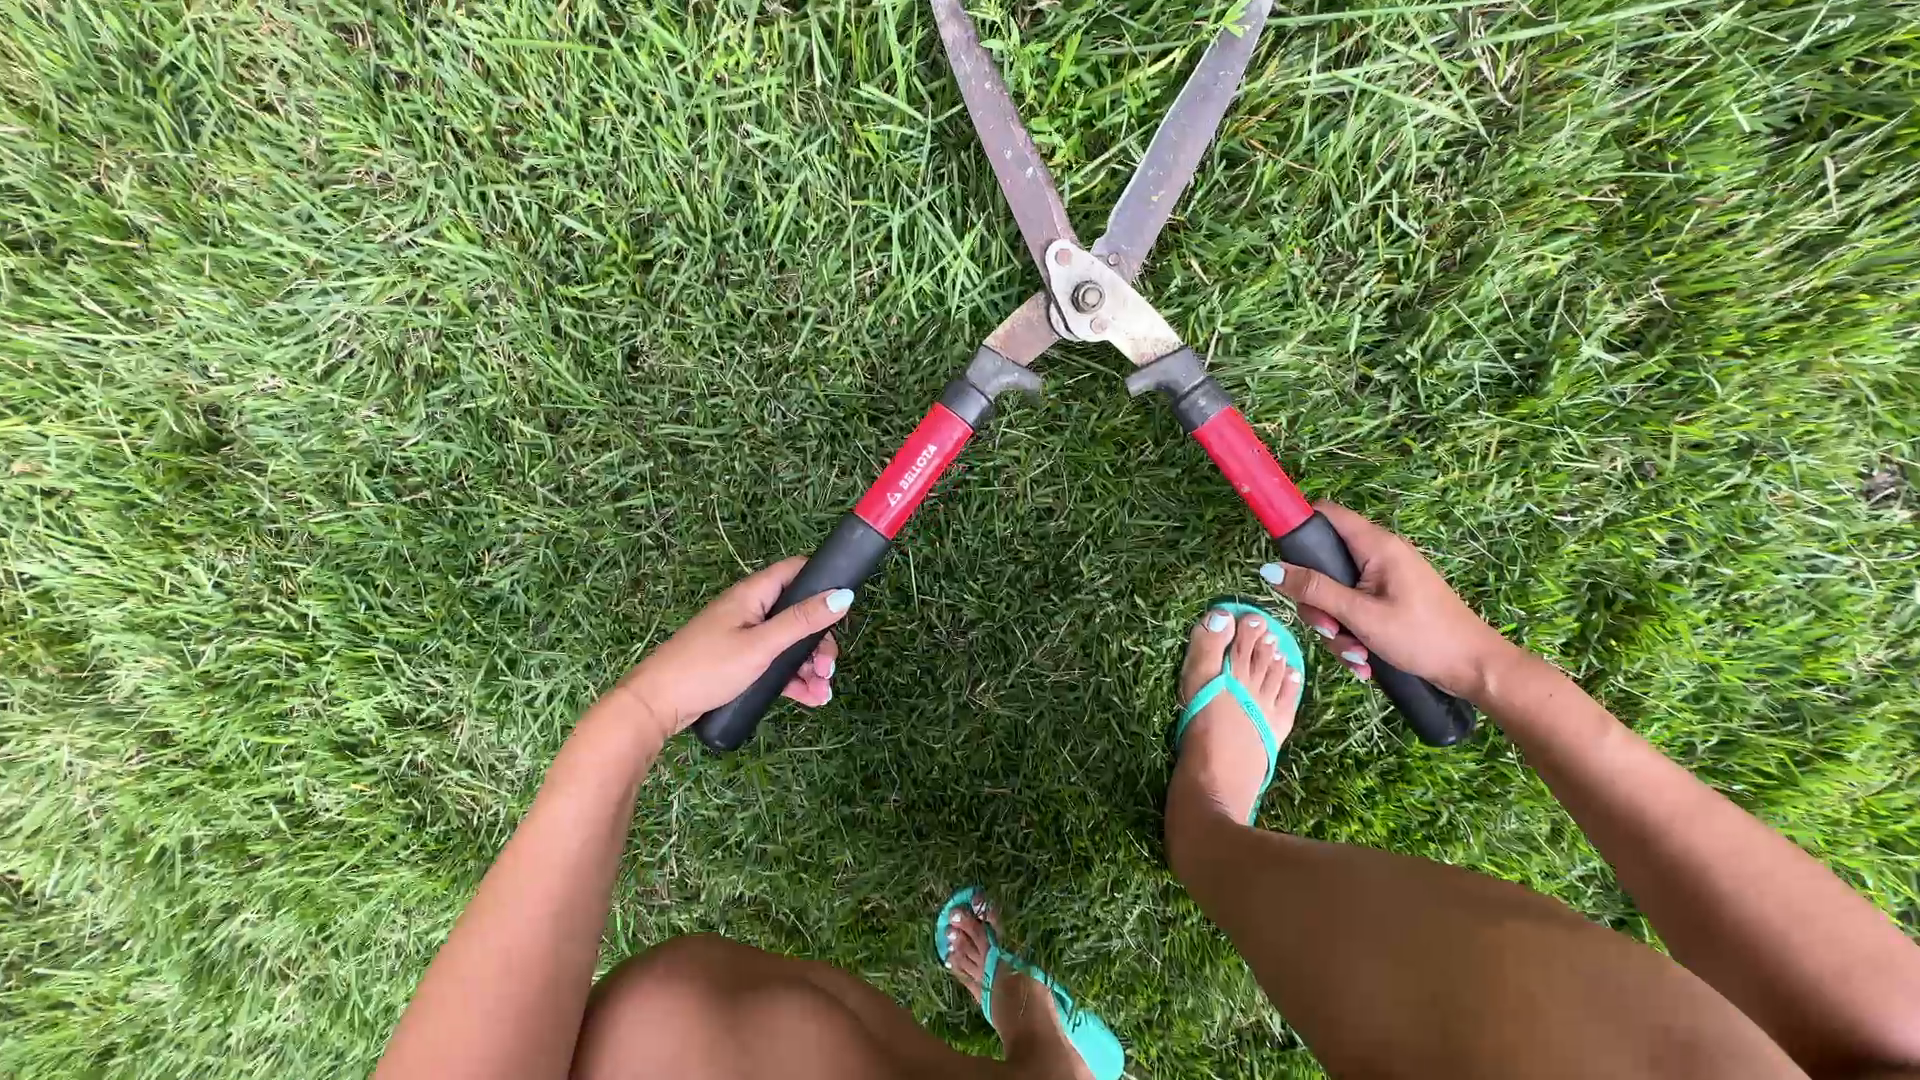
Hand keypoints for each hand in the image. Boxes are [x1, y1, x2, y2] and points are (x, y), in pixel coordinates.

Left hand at [607, 557, 851, 740]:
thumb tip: (843, 595)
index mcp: (753, 594)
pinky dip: (794, 679)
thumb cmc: (708, 668)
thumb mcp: (762, 645)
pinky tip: (811, 698)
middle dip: (820, 640)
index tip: (845, 607)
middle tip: (829, 667)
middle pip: (798, 614)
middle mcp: (750, 610)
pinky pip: (776, 665)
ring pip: (789, 644)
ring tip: (822, 691)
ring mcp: (745, 637)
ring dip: (810, 665)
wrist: (657, 705)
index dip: (823, 582)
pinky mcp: (740, 662)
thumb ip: (802, 621)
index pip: (796, 571)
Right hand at [1260, 501, 1513, 700]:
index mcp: (1377, 547)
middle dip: (1318, 603)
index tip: (1280, 559)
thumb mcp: (1360, 615)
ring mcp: (1384, 580)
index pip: (1326, 515)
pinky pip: (1353, 611)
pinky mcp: (1388, 602)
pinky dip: (1352, 635)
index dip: (1299, 528)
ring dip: (1335, 627)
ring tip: (1355, 654)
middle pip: (1323, 566)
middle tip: (1329, 628)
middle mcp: (1379, 557)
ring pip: (1335, 595)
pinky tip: (1364, 660)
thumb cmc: (1423, 637)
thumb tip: (1270, 570)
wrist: (1475, 670)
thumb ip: (1314, 590)